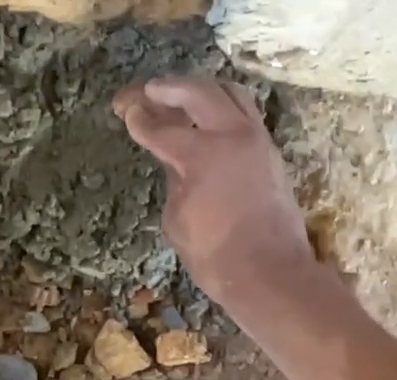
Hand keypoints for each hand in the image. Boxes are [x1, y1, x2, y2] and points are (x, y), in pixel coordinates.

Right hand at [115, 77, 313, 303]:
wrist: (270, 273)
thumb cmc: (216, 258)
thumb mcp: (178, 223)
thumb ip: (175, 184)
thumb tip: (178, 165)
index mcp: (202, 155)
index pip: (163, 130)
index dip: (141, 120)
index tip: (126, 110)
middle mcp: (232, 135)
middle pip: (198, 93)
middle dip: (167, 89)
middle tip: (146, 91)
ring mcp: (257, 140)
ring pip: (229, 94)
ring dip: (201, 90)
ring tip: (181, 95)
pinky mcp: (270, 153)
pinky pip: (245, 114)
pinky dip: (223, 107)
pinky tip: (209, 119)